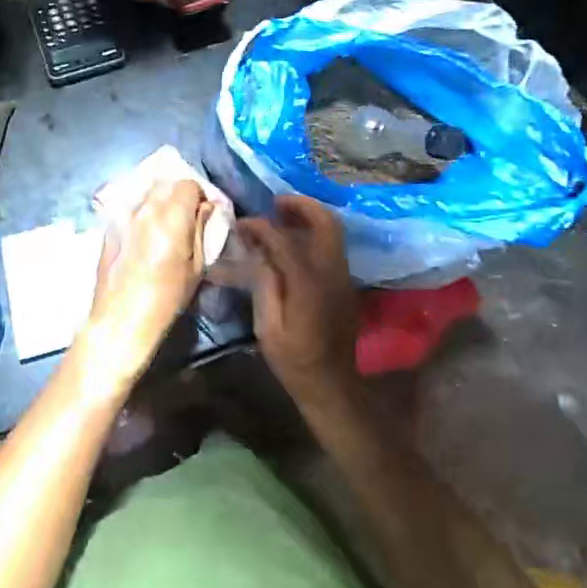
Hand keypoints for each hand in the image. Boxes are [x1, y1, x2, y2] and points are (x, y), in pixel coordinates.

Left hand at [71, 180, 213, 400]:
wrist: (121, 318)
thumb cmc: (166, 298)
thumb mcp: (196, 267)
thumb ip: (202, 230)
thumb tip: (206, 207)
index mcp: (171, 218)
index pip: (187, 184)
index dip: (199, 195)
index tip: (202, 212)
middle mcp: (145, 209)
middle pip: (165, 183)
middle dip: (178, 193)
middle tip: (185, 215)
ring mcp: (123, 215)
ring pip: (145, 191)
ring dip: (158, 199)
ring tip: (164, 221)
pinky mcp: (109, 225)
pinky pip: (128, 205)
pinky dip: (140, 209)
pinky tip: (143, 230)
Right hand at [237, 196, 358, 406]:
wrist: (331, 384)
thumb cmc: (293, 360)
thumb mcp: (268, 327)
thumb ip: (264, 284)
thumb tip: (258, 252)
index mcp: (309, 283)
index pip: (284, 240)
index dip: (261, 227)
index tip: (242, 224)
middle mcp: (332, 272)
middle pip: (325, 222)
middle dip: (301, 206)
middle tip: (275, 203)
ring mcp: (343, 277)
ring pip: (333, 231)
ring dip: (309, 216)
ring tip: (282, 215)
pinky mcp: (344, 283)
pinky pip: (332, 245)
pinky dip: (314, 232)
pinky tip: (293, 241)